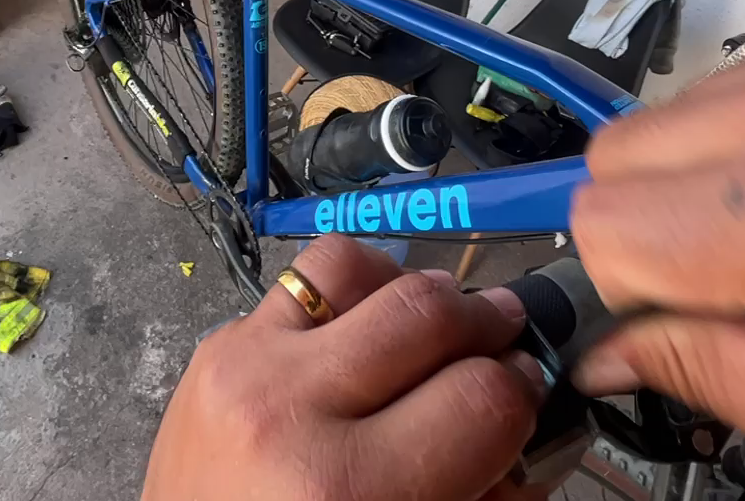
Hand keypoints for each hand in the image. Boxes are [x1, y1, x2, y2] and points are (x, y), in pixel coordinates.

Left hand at [143, 235, 549, 500]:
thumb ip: (490, 493)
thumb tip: (530, 407)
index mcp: (348, 491)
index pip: (480, 399)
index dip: (523, 388)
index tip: (529, 384)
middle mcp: (291, 409)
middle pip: (423, 313)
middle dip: (481, 318)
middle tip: (501, 330)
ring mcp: (243, 363)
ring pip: (352, 265)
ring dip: (405, 285)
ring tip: (427, 318)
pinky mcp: (215, 344)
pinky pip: (298, 282)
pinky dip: (344, 296)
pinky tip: (357, 332)